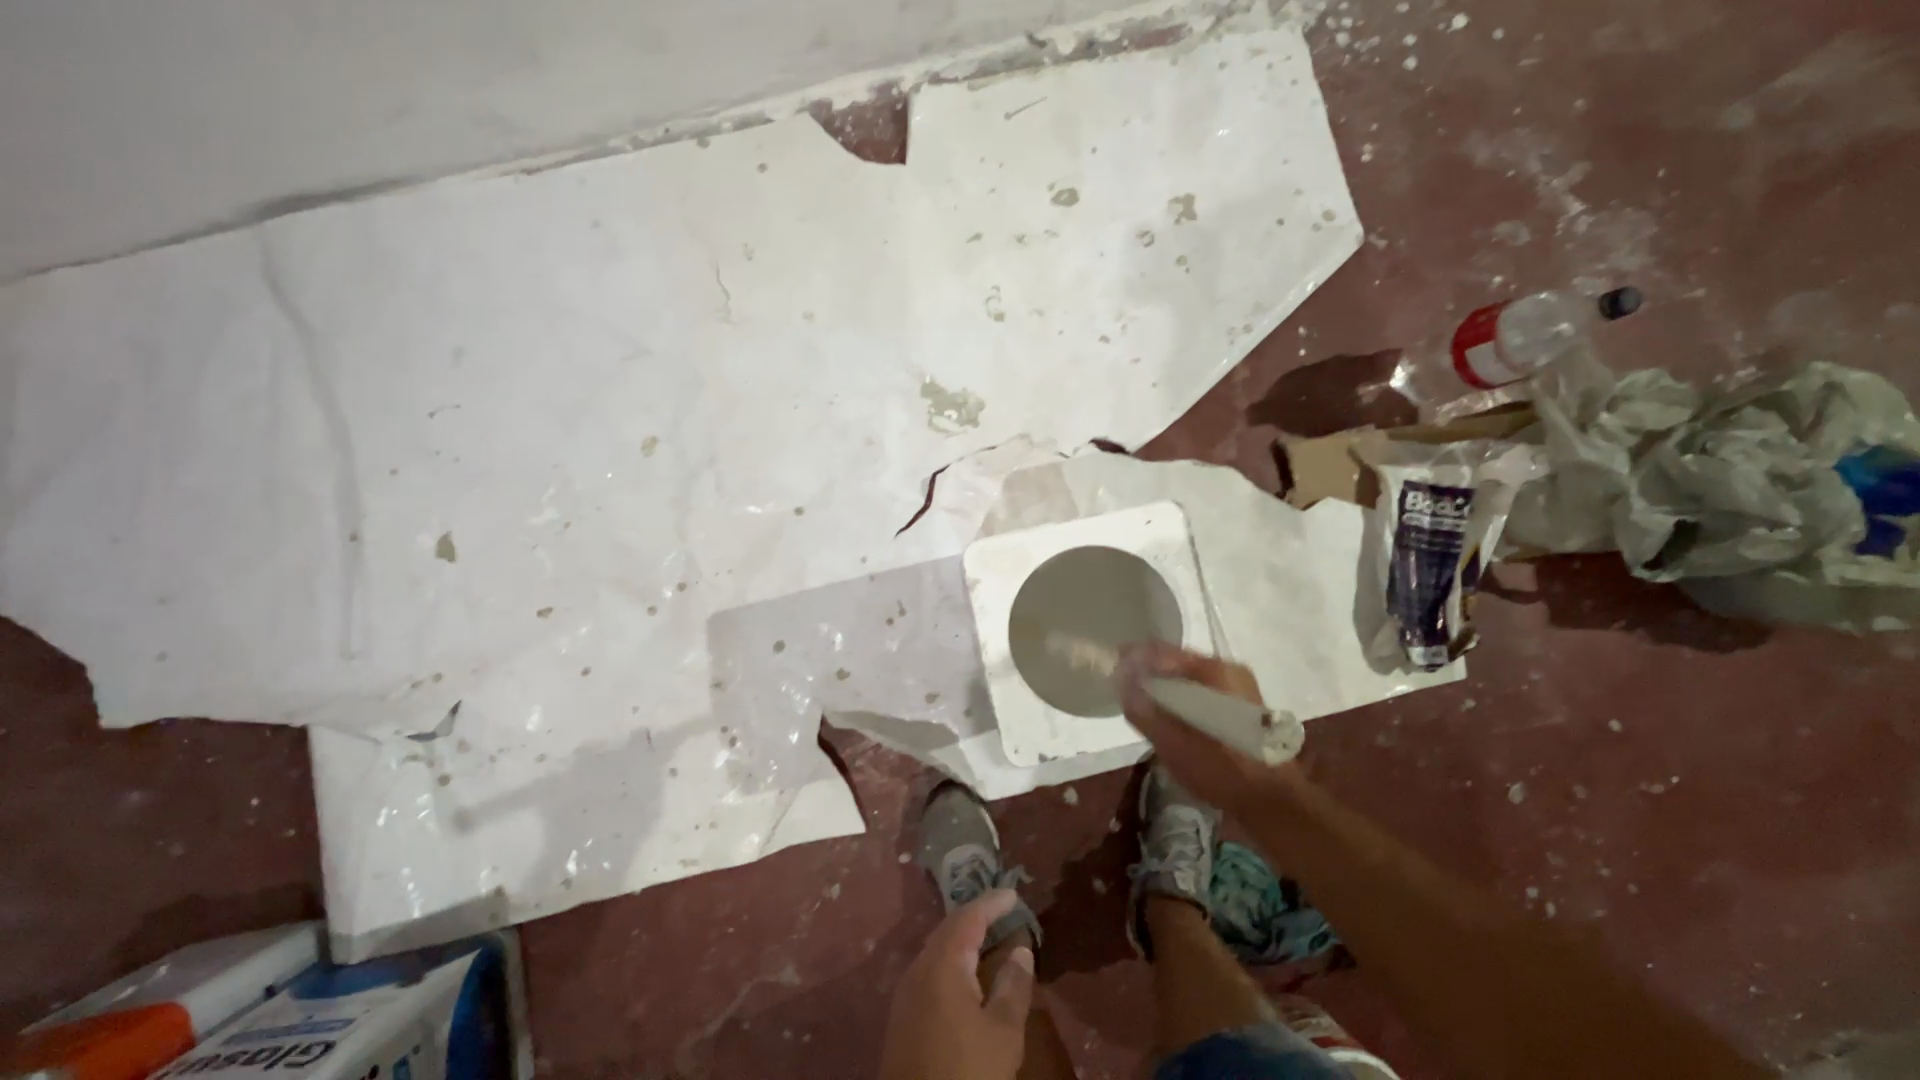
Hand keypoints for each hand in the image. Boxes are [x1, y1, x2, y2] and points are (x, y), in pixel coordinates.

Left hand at [880, 889, 1034, 1079]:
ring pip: (937, 952)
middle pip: (948, 931)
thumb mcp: (1002, 1032)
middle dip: (976, 917)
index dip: (991, 903)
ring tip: (991, 937)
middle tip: (1004, 909)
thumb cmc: (966, 1072)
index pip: (967, 918)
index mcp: (941, 965)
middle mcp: (917, 970)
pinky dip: (953, 962)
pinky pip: (931, 972)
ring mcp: (906, 995)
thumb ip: (1013, 986)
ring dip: (963, 940)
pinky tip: (969, 975)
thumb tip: (1020, 949)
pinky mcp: (903, 1017)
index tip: (1014, 894)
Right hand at [1115, 641, 1302, 814]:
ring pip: (1189, 677)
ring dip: (1164, 688)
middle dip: (1147, 673)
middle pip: (1176, 662)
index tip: (1110, 669)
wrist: (1273, 801)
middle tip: (1122, 689)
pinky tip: (1168, 717)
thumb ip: (1144, 709)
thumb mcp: (1174, 744)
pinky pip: (1201, 690)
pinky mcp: (1242, 705)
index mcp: (1213, 671)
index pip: (1160, 651)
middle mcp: (1228, 669)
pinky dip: (1181, 698)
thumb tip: (1119, 679)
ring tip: (1140, 704)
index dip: (1132, 658)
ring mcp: (1239, 686)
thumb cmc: (1222, 770)